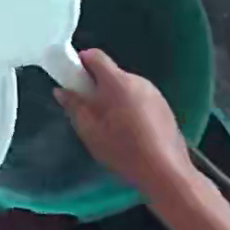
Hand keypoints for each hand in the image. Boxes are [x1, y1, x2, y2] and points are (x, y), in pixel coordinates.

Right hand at [55, 49, 194, 202]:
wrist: (167, 174)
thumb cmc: (123, 150)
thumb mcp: (89, 131)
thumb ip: (74, 106)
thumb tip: (62, 91)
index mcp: (117, 81)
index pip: (94, 56)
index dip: (80, 62)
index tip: (73, 81)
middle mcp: (137, 80)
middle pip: (110, 73)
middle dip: (97, 86)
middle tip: (89, 111)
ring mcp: (154, 93)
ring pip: (125, 87)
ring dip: (114, 98)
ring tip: (112, 127)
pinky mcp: (165, 107)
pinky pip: (140, 98)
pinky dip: (130, 108)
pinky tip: (132, 134)